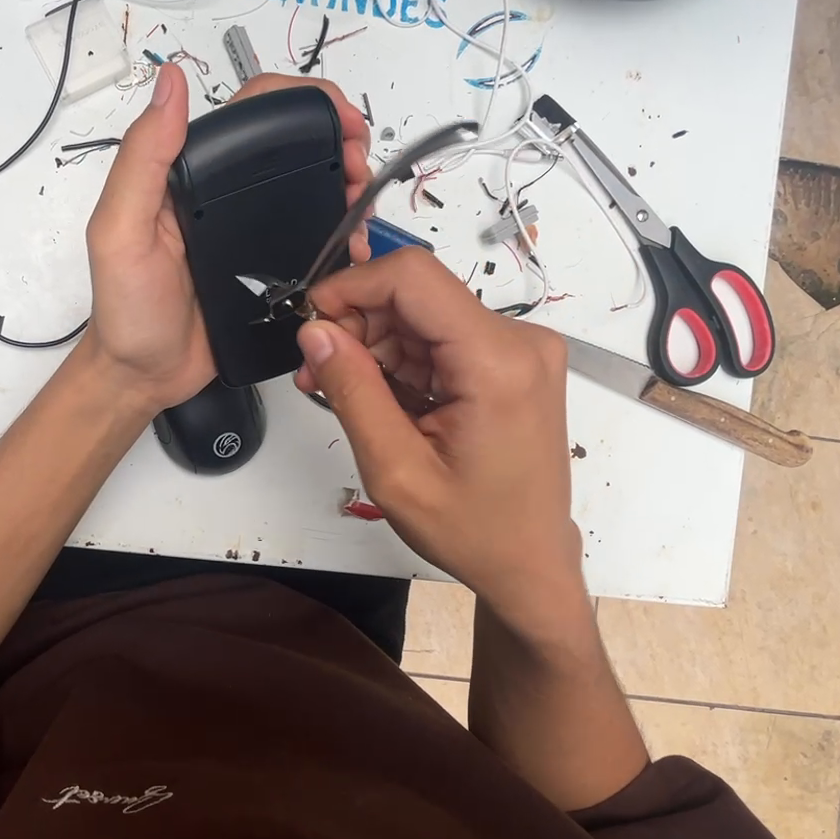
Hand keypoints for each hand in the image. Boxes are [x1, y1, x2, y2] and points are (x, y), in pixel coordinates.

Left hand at [80, 70, 372, 412]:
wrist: (146, 375)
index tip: (344, 120)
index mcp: (190, 176)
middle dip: (336, 144)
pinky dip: (336, 234)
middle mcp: (223, 196)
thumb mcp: (121, 232)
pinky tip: (350, 244)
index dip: (301, 103)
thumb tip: (171, 81)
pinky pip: (309, 240)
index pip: (248, 115)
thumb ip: (143, 160)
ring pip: (308, 191)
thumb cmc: (127, 309)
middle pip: (290, 148)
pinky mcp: (268, 269)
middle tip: (359, 171)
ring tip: (361, 206)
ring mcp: (249, 233)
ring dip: (343, 187)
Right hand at [293, 250, 587, 638]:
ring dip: (372, 344)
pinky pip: (439, 337)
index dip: (351, 286)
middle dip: (356, 323)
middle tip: (316, 373)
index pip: (414, 277)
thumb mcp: (395, 469)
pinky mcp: (511, 362)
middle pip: (416, 294)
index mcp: (497, 364)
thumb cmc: (471, 529)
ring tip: (339, 391)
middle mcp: (519, 342)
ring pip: (422, 314)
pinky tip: (376, 395)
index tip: (310, 323)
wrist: (529, 561)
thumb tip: (314, 330)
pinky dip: (399, 359)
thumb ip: (352, 391)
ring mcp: (519, 350)